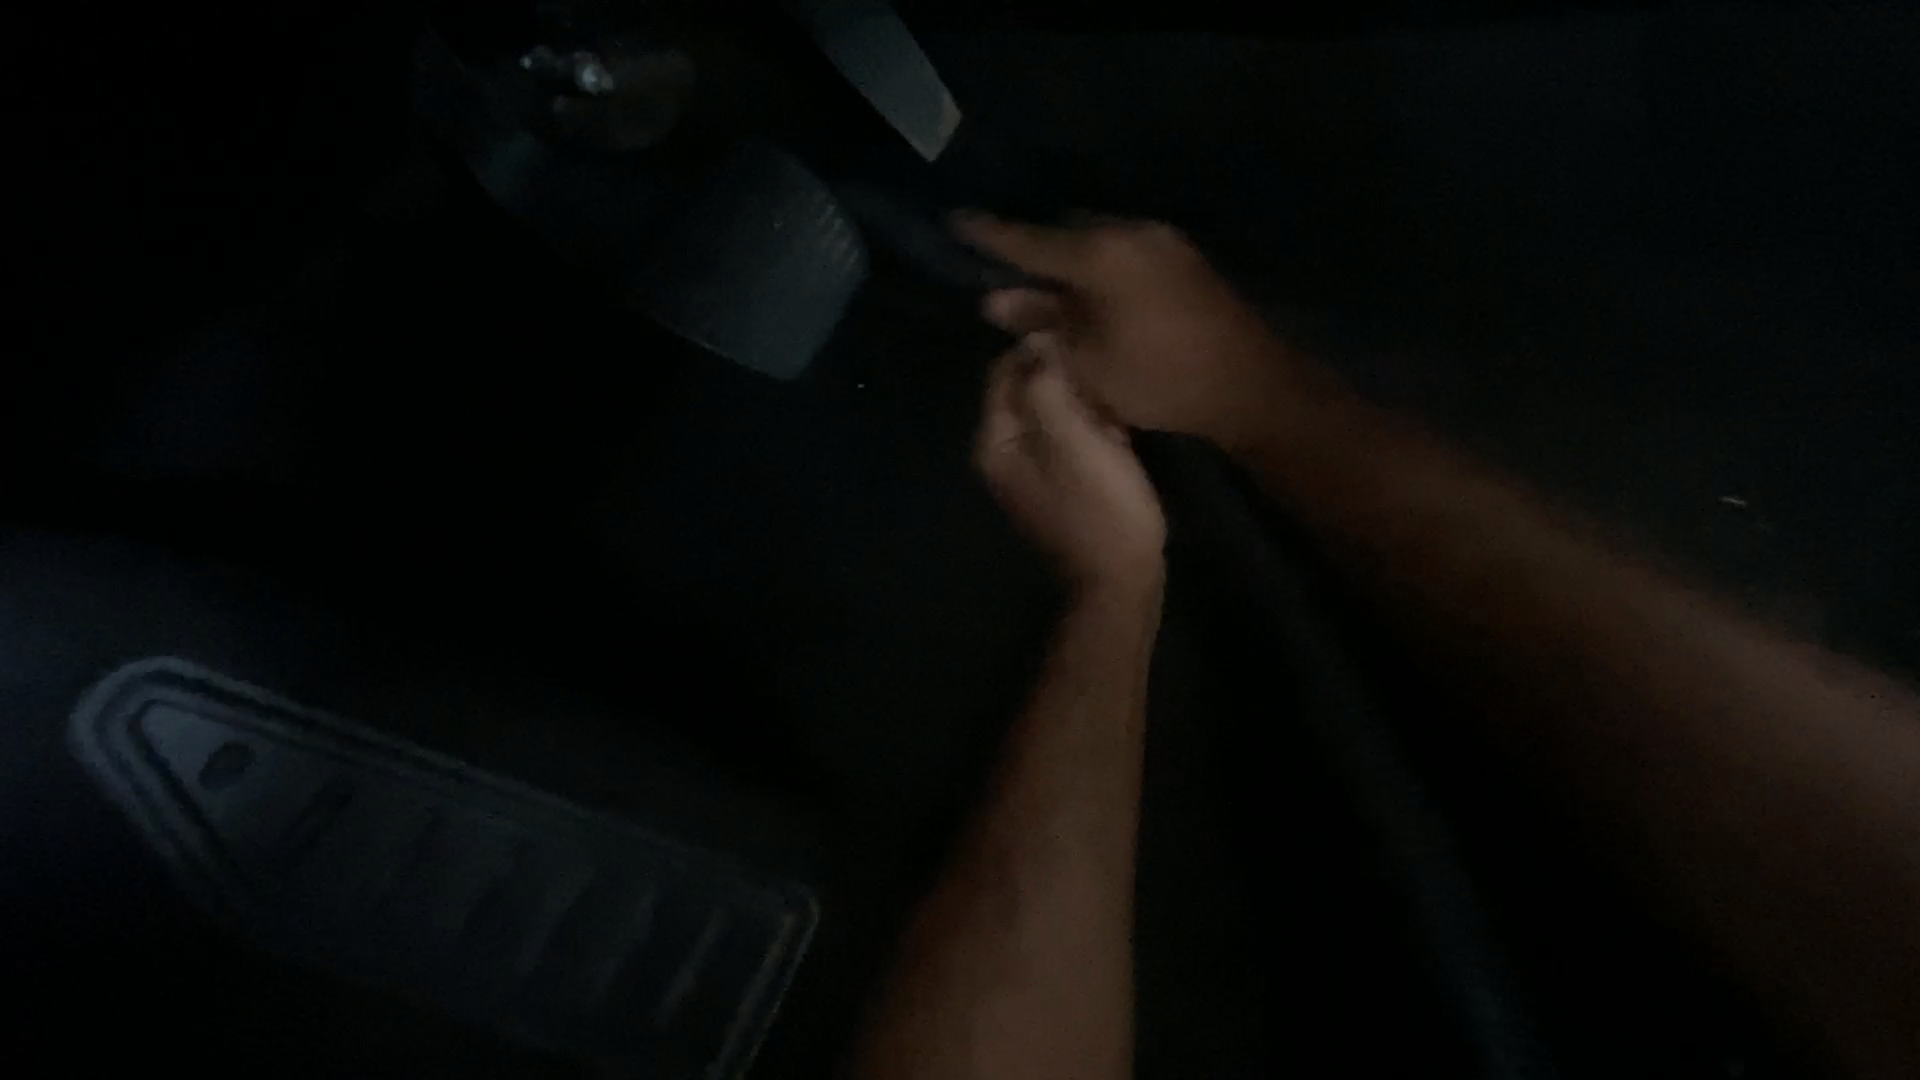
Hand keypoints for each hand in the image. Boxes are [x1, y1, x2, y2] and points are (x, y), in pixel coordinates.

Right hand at [958, 214, 1296, 447]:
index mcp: (1101, 254)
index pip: (1029, 240)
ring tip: (1039, 288)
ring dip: (1065, 263)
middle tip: (999, 271)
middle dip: (1030, 251)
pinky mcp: (1180, 259)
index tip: (955, 222)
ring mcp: (1161, 242)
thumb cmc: (1158, 379)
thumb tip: (997, 302)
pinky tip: (1085, 294)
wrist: (1247, 384)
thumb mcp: (1086, 361)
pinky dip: (1094, 270)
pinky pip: (1121, 253)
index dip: (989, 235)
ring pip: (1094, 243)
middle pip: (1063, 235)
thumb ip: (1040, 325)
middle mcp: (1130, 233)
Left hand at [976, 336, 1165, 591]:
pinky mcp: (1054, 483)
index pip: (1004, 370)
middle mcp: (1000, 453)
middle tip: (1103, 381)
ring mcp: (1026, 471)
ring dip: (1080, 403)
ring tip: (1113, 407)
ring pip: (1050, 411)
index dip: (1042, 349)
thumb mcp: (1074, 438)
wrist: (1120, 579)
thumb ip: (1047, 385)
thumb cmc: (1101, 506)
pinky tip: (1115, 435)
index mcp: (995, 441)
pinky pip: (1066, 437)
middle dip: (1064, 379)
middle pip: (1025, 389)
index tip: (1083, 346)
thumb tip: (1037, 339)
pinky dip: (1088, 429)